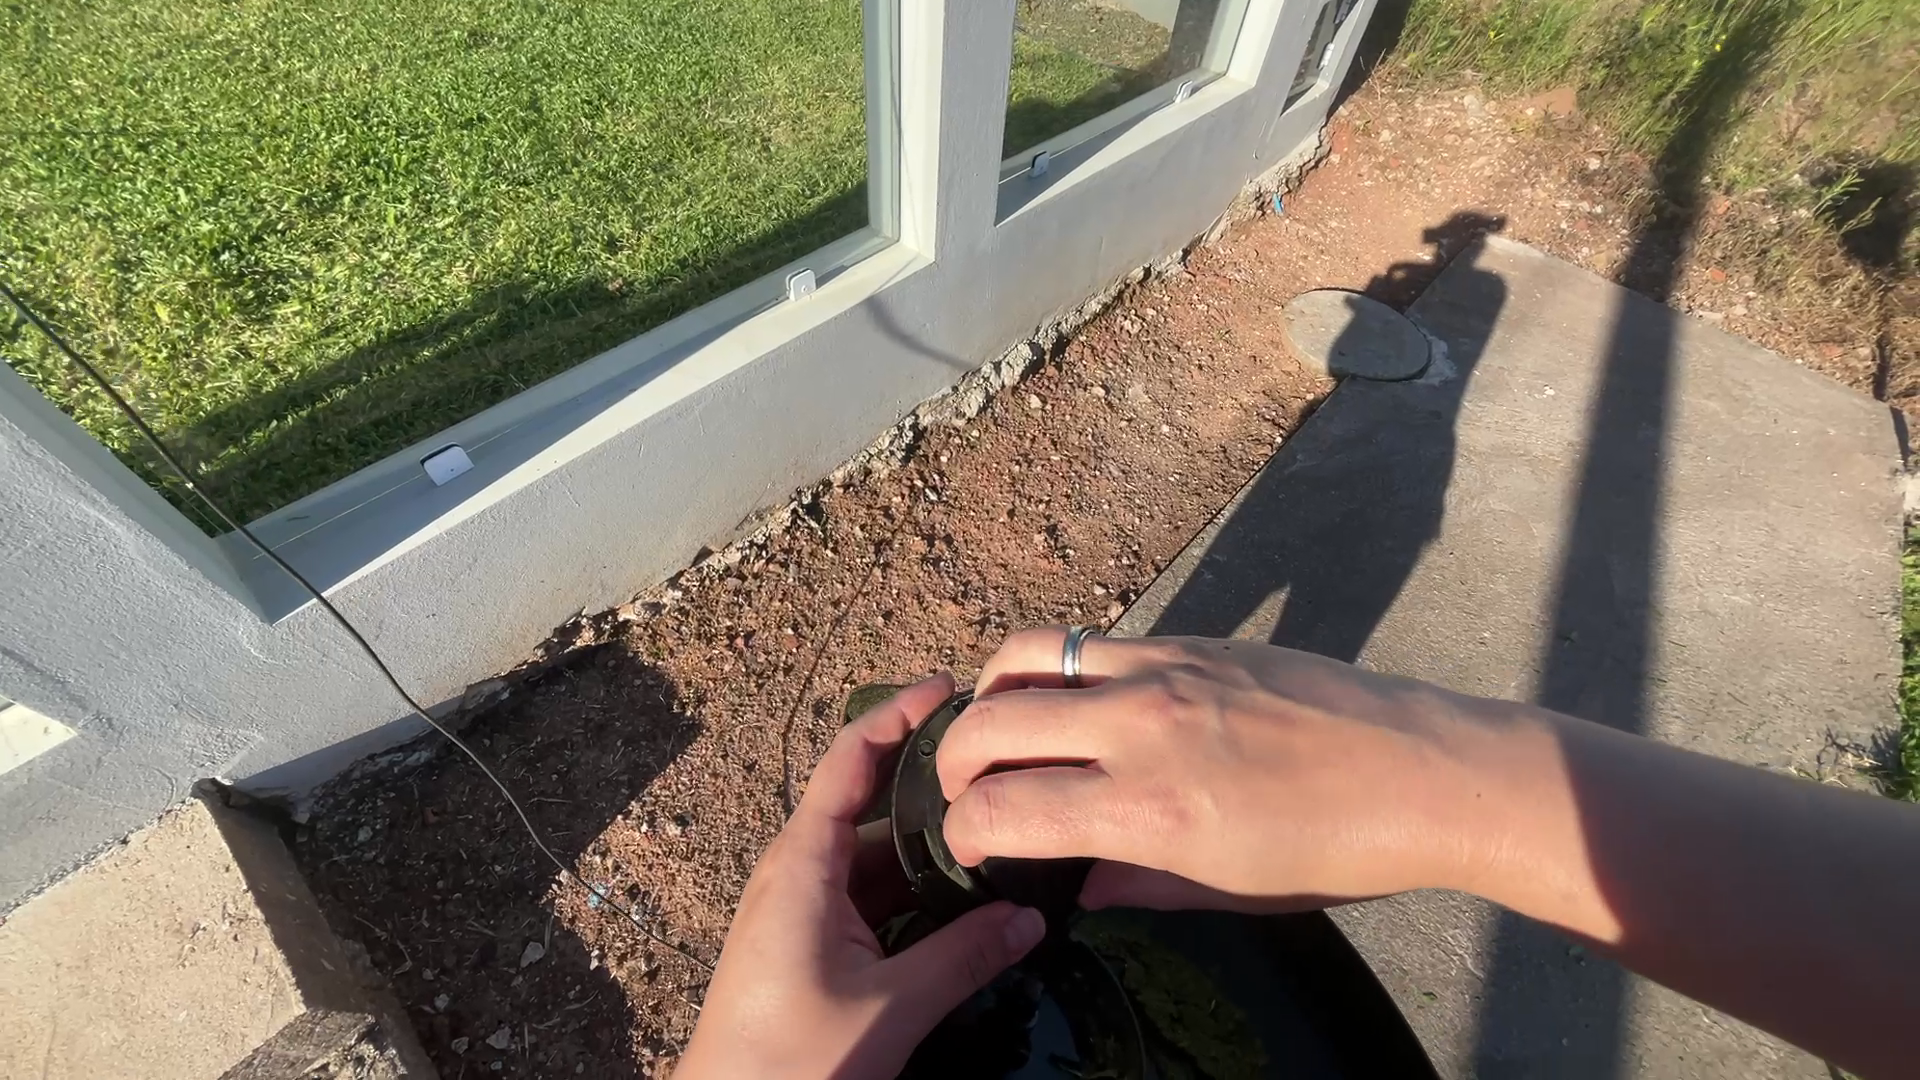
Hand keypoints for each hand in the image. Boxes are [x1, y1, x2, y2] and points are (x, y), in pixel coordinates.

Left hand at [676, 674, 1047, 1079]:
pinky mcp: (813, 932)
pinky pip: (869, 885)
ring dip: (924, 832)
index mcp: (804, 858)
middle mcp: (801, 863)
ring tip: (989, 813)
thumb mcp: (887, 1008)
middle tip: (990, 754)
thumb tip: (1034, 917)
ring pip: (874, 845)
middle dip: (924, 770)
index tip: (946, 686)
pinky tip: (957, 885)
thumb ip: (963, 959)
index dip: (896, 711)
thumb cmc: (789, 1061)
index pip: (850, 756)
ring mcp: (805, 899)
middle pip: (868, 793)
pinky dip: (912, 878)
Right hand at [935, 629, 1551, 912]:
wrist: (1421, 768)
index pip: (1001, 808)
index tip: (968, 842)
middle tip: (965, 785)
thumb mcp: (1227, 891)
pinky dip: (1049, 669)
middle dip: (954, 760)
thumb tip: (1071, 885)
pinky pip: (1083, 642)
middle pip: (989, 722)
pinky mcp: (1180, 638)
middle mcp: (1136, 726)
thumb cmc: (1332, 851)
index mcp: (1147, 810)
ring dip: (988, 694)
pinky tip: (1069, 698)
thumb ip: (1131, 884)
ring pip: (1022, 655)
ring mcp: (1156, 667)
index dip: (964, 830)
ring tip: (996, 724)